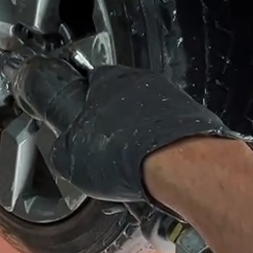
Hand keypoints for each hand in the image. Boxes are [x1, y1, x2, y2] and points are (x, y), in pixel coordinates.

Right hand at [11, 58, 252, 203]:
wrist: (174, 167)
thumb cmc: (122, 156)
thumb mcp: (68, 158)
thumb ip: (62, 147)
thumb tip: (63, 150)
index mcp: (109, 80)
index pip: (90, 81)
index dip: (82, 104)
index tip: (78, 122)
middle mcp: (143, 82)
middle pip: (119, 101)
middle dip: (110, 125)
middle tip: (100, 152)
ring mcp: (171, 99)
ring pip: (144, 119)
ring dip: (135, 139)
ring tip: (125, 168)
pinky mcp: (190, 120)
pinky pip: (164, 134)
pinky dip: (156, 151)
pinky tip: (147, 172)